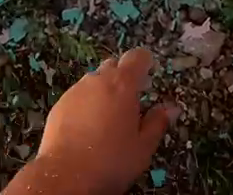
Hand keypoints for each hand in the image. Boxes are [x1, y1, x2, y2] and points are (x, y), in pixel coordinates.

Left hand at [8, 48, 178, 194]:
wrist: (66, 175)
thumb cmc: (111, 161)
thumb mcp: (142, 147)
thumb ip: (157, 123)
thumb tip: (171, 108)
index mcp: (123, 84)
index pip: (137, 57)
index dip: (145, 61)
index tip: (150, 71)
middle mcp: (98, 79)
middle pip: (114, 66)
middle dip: (124, 77)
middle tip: (132, 100)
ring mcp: (77, 89)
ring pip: (95, 81)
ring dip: (104, 90)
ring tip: (109, 117)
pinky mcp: (60, 102)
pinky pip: (79, 95)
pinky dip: (87, 103)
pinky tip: (88, 126)